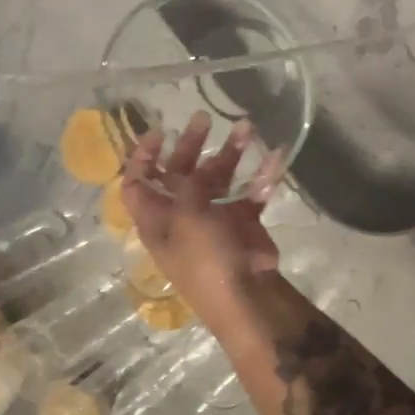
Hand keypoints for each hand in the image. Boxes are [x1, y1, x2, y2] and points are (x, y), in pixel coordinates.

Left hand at [121, 113, 280, 309]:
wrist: (246, 295)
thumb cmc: (205, 258)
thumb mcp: (187, 217)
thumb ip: (188, 185)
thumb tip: (195, 167)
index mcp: (156, 219)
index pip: (138, 183)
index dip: (143, 156)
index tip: (160, 130)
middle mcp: (182, 215)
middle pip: (180, 172)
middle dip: (191, 144)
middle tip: (204, 118)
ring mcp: (214, 217)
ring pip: (218, 176)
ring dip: (231, 152)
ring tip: (248, 127)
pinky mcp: (242, 221)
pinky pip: (250, 190)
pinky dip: (263, 174)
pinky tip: (276, 156)